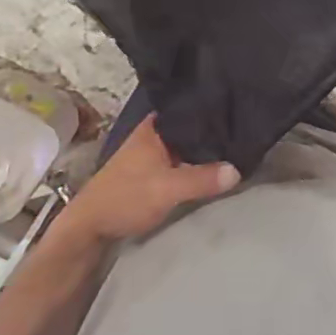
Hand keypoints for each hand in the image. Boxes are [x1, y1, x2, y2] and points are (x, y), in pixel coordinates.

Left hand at [56, 115, 239, 245]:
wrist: (90, 228)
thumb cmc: (126, 198)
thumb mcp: (168, 189)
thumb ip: (202, 179)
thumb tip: (238, 170)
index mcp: (154, 126)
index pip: (190, 107)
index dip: (213, 107)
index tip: (239, 107)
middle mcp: (153, 134)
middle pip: (190, 127)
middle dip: (213, 130)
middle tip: (245, 130)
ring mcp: (152, 152)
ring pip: (187, 145)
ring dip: (205, 149)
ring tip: (237, 146)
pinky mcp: (153, 171)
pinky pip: (182, 160)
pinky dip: (196, 163)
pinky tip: (215, 167)